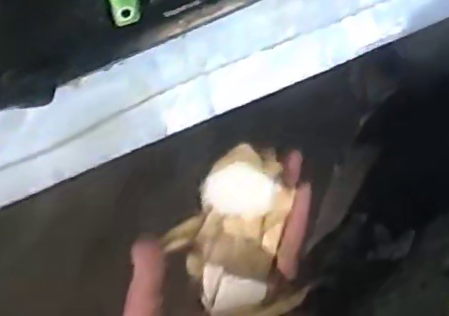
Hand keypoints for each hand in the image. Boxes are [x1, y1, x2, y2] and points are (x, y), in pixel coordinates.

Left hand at [122, 150, 312, 315]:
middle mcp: (232, 283)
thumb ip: (146, 292)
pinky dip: (300, 222)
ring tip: (297, 160)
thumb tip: (144, 240)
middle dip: (267, 193)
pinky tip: (305, 191)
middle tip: (278, 156)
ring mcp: (261, 287)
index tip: (239, 174)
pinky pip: (292, 253)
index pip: (214, 241)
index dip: (228, 206)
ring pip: (277, 233)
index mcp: (197, 291)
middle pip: (253, 229)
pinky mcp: (283, 293)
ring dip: (288, 196)